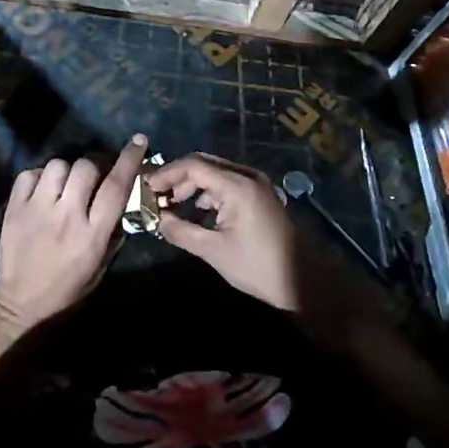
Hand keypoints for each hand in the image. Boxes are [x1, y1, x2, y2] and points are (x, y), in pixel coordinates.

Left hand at [0, 134, 149, 333]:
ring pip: (58, 165)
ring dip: (67, 171)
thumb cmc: (65, 289)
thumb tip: (124, 204)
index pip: (116, 187)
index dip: (129, 160)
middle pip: (86, 167)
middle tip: (93, 178)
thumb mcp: (99, 267)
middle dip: (94, 167)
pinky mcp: (14, 207)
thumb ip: (113, 234)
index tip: (138, 141)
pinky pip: (31, 173)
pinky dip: (40, 176)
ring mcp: (37, 208)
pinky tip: (43, 190)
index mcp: (92, 233)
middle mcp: (66, 215)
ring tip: (65, 186)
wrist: (18, 303)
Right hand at [140, 154, 335, 312]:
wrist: (301, 283)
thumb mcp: (212, 250)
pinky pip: (227, 184)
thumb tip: (155, 219)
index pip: (193, 165)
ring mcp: (256, 185)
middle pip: (204, 164)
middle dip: (177, 178)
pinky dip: (208, 193)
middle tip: (156, 195)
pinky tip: (195, 212)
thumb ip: (180, 230)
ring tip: (172, 206)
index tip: (147, 188)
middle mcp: (247, 177)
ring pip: (215, 173)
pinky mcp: (260, 196)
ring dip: (192, 186)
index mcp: (237, 185)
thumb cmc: (256, 266)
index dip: (166, 174)